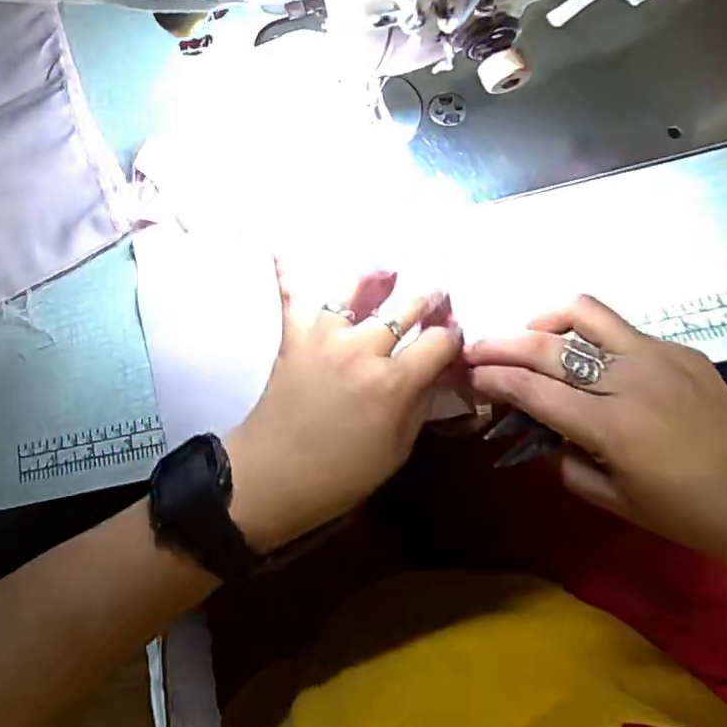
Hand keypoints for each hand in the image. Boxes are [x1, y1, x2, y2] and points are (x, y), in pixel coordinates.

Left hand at [222, 269, 461, 552]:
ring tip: (388, 273)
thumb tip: (440, 369)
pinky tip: (284, 248)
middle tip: (437, 297)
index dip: (452, 337)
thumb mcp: (398, 448)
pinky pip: (293, 298)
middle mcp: (362, 350)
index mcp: (394, 383)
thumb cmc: (343, 474)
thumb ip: (422, 402)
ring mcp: (325, 337)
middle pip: (406, 308)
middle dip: (428, 300)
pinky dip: (289, 275)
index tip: (453, 336)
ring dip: (377, 280)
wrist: (274, 478)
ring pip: (357, 292)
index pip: (438, 341)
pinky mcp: (294, 337)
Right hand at [466, 295, 726, 599]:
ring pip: (586, 311)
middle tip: (477, 347)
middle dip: (502, 344)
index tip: (469, 372)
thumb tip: (536, 427)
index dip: (494, 378)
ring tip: (533, 336)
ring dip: (547, 320)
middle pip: (549, 346)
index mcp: (614, 427)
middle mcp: (632, 380)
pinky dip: (594, 340)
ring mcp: (659, 355)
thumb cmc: (687, 514)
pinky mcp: (680, 348)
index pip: (534, 389)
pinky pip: (622, 331)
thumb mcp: (613, 500)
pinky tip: (595, 364)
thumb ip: (563, 460)